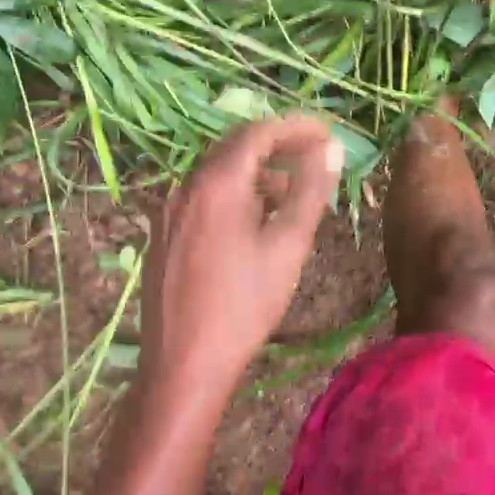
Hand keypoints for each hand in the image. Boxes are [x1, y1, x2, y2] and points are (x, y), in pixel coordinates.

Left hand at [143, 115, 342, 392]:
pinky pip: (204, 194)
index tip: (328, 133)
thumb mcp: (290, 243)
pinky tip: (259, 216)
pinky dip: (237, 190)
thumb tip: (331, 148)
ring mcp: (169, 213)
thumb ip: (312, 189)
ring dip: (259, 168)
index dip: (296, 127)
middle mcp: (186, 188)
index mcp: (216, 184)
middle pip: (235, 146)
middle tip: (315, 153)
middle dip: (278, 143)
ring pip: (219, 171)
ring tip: (295, 187)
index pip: (258, 133)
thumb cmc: (244, 303)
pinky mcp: (164, 236)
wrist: (183, 367)